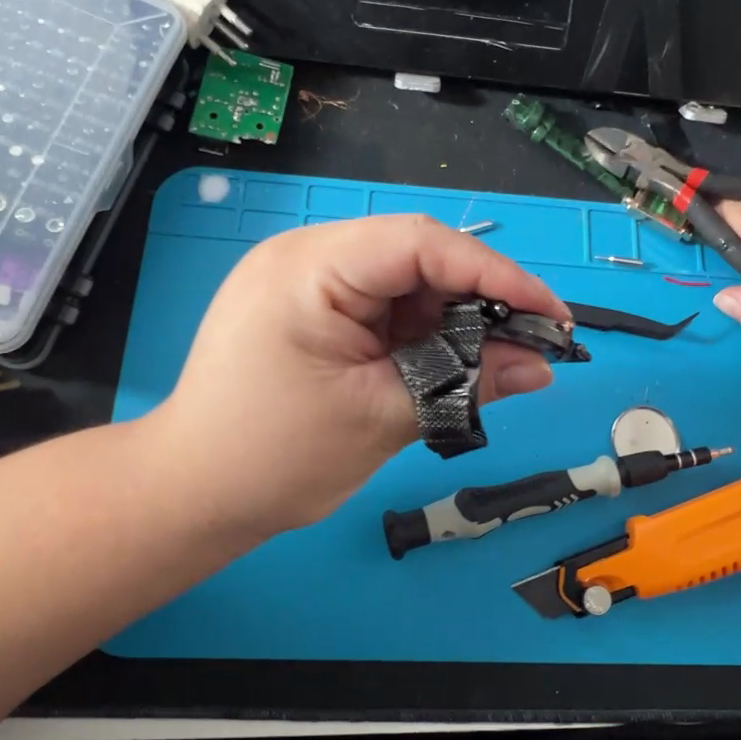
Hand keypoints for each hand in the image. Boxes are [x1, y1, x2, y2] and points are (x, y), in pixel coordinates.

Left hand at [152, 215, 568, 536]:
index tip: (549, 313)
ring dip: (451, 319)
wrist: (191, 496)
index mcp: (310, 267)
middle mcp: (305, 255)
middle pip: (415, 256)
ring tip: (493, 361)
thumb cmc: (273, 459)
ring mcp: (303, 279)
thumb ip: (467, 382)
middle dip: (477, 298)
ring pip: (404, 282)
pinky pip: (381, 305)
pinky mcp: (309, 308)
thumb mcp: (383, 418)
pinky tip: (448, 363)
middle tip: (530, 343)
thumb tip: (542, 366)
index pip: (421, 243)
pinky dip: (421, 333)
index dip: (495, 274)